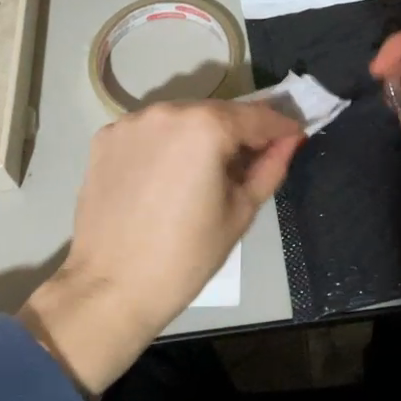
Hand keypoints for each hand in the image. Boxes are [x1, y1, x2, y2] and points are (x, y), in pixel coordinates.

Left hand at [18, 100, 302, 393]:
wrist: (110, 289)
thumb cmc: (186, 256)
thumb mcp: (240, 212)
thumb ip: (270, 167)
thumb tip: (290, 140)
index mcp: (206, 126)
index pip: (256, 116)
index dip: (280, 128)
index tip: (294, 136)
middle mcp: (168, 111)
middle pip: (217, 113)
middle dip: (237, 133)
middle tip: (250, 162)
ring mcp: (132, 122)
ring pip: (182, 120)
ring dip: (199, 137)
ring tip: (202, 174)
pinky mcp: (106, 138)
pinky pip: (149, 132)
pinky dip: (164, 145)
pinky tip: (164, 177)